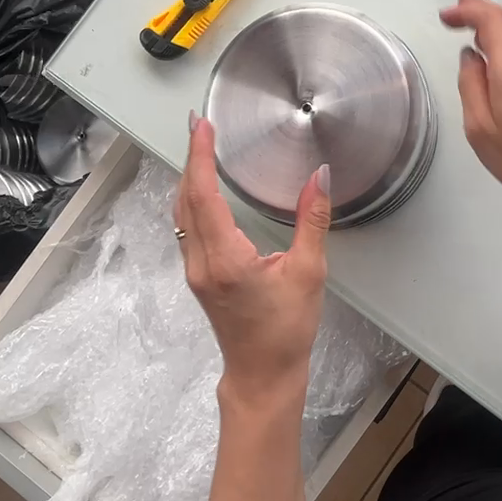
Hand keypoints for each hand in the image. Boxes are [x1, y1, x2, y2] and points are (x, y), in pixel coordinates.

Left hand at [175, 115, 332, 403]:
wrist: (262, 374)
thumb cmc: (286, 331)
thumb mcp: (309, 272)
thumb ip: (312, 220)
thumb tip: (320, 177)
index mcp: (225, 259)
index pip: (203, 195)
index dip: (200, 157)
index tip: (201, 127)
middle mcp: (201, 262)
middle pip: (185, 199)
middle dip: (190, 159)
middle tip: (199, 126)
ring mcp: (195, 270)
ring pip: (181, 214)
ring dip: (189, 178)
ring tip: (202, 149)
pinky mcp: (199, 276)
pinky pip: (187, 227)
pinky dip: (193, 199)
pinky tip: (206, 189)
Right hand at [439, 0, 501, 221]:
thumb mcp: (480, 129)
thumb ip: (470, 85)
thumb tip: (470, 56)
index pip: (491, 21)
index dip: (467, 11)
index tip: (446, 16)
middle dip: (481, 8)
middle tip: (456, 6)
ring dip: (496, 20)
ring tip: (471, 17)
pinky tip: (496, 44)